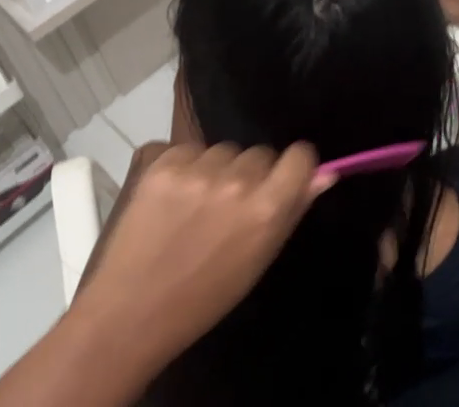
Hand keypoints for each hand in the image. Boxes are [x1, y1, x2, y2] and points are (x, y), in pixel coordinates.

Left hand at [73, 142, 329, 369]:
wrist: (133, 310)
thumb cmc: (205, 295)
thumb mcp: (260, 259)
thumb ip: (293, 210)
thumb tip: (325, 174)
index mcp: (267, 208)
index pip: (300, 155)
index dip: (294, 166)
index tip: (283, 179)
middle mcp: (236, 181)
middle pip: (260, 153)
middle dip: (252, 174)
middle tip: (230, 208)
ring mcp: (196, 170)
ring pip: (224, 150)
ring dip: (217, 169)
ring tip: (197, 206)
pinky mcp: (161, 163)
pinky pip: (189, 148)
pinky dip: (185, 167)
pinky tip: (173, 198)